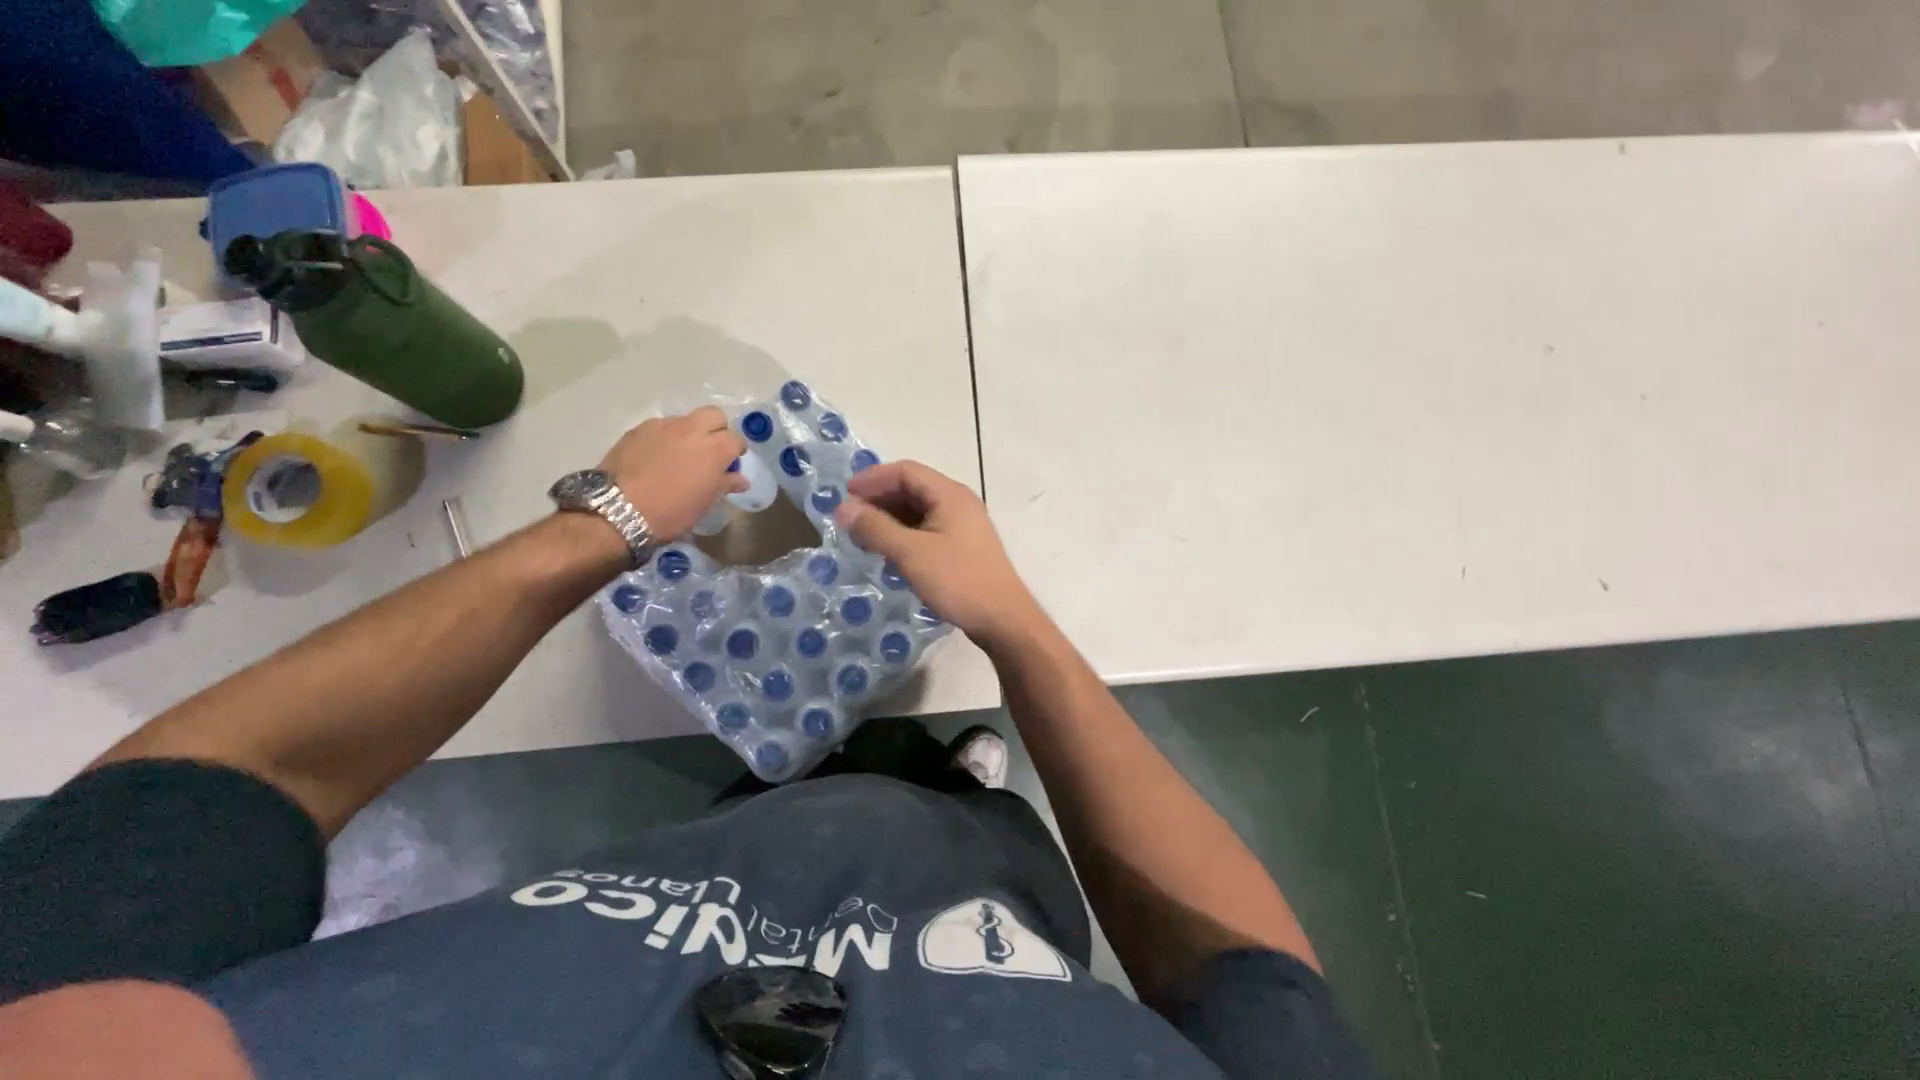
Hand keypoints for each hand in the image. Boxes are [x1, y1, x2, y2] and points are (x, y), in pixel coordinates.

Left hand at [600, 406, 746, 538]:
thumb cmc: (670, 512)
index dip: (736, 451)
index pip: (736, 439)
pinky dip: (665, 437)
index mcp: (714, 449)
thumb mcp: (703, 504)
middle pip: (714, 415)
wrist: (618, 510)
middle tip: (710, 451)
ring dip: (689, 433)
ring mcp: (663, 426)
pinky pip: (660, 427)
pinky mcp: (639, 429)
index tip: (731, 464)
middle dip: (717, 429)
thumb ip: (724, 485)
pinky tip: (655, 457)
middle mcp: (691, 429)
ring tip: (679, 455)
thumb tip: (740, 478)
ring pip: (685, 420)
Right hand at [833, 460, 1043, 644]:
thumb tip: (843, 508)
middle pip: (913, 488)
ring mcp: (963, 526)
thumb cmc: (957, 580)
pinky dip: (904, 533)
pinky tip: (888, 551)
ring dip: (890, 518)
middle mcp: (958, 503)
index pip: (906, 471)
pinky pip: (927, 529)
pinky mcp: (962, 547)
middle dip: (879, 498)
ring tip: (863, 535)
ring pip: (919, 510)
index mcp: (950, 495)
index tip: (845, 494)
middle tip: (850, 517)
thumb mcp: (911, 553)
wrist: (1002, 619)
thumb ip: (875, 528)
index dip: (873, 478)